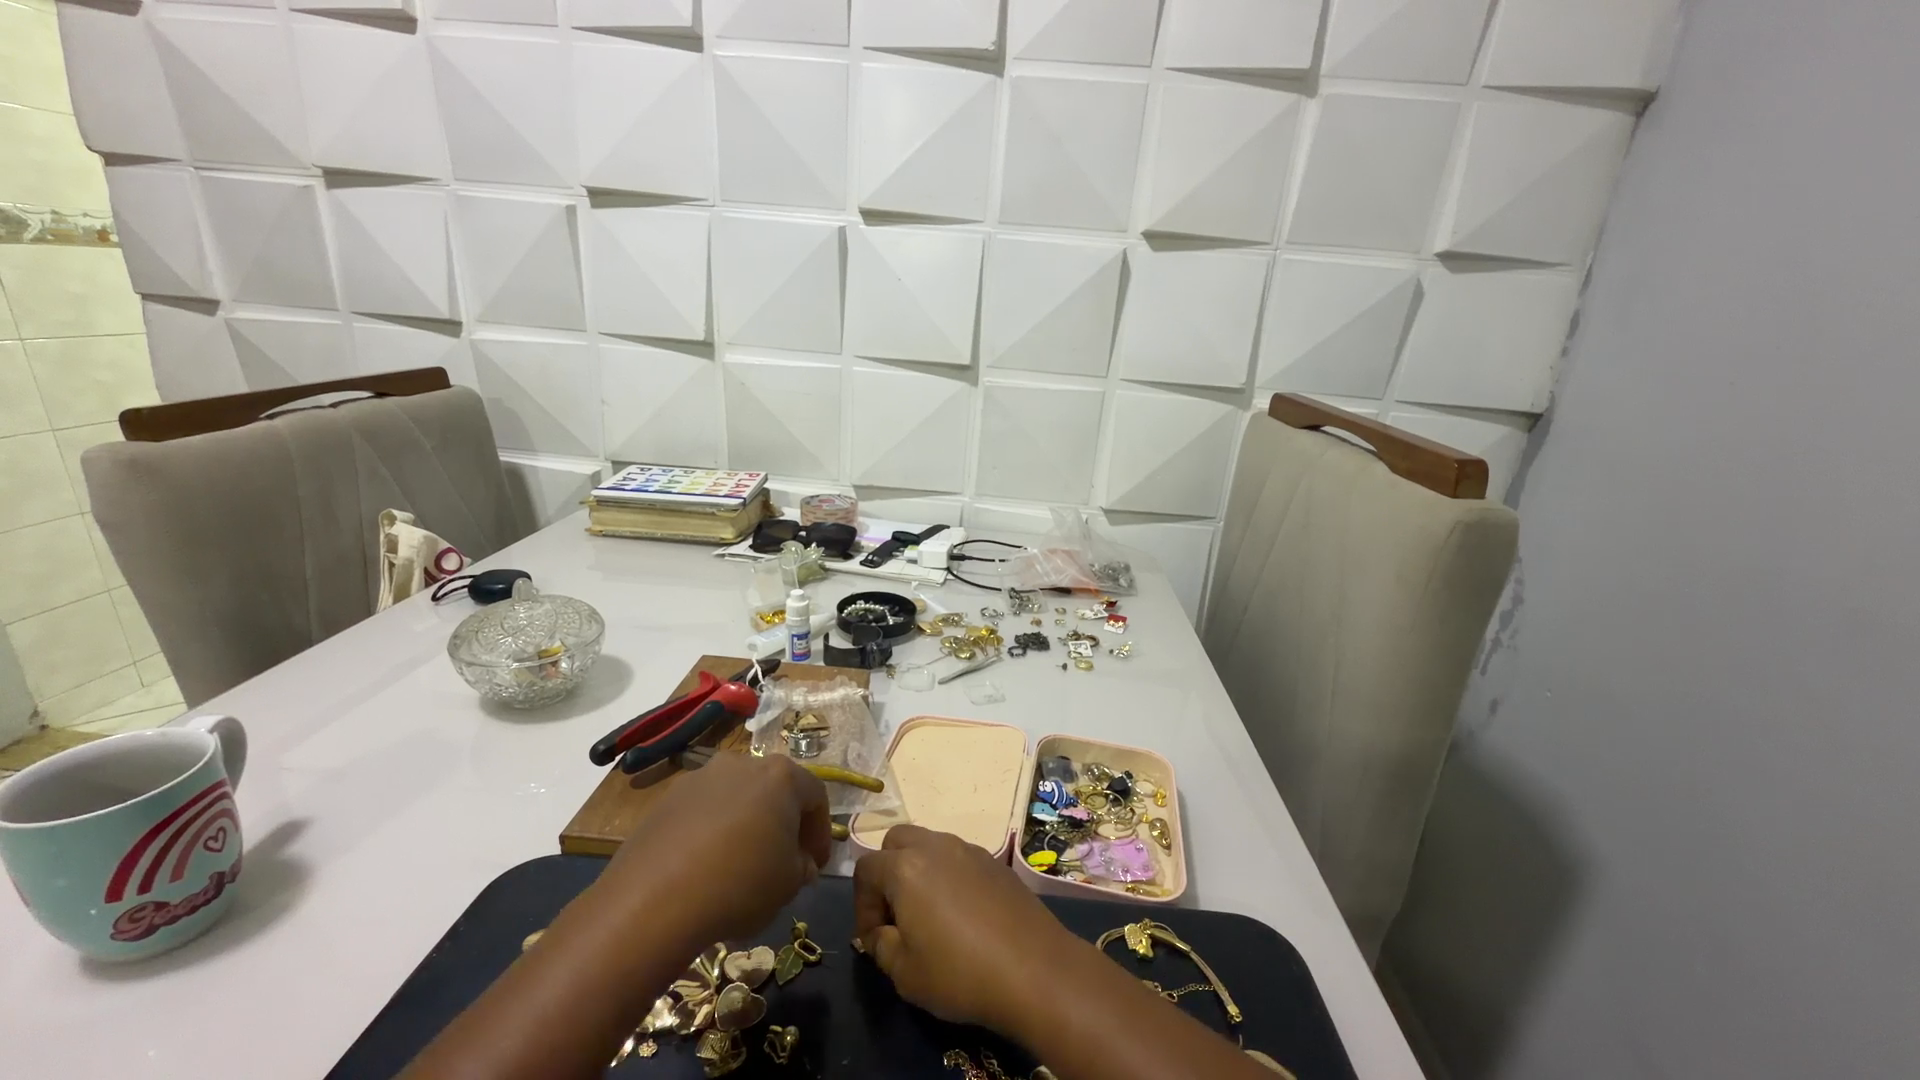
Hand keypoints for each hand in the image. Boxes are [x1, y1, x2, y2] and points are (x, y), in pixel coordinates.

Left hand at [606, 752, 831, 944]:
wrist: (653, 900)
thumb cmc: (740, 883)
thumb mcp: (789, 884)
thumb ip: (802, 866)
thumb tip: (799, 863)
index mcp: (781, 776)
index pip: (816, 796)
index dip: (821, 832)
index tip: (815, 864)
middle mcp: (741, 764)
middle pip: (774, 790)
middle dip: (783, 823)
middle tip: (783, 860)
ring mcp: (699, 778)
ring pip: (736, 798)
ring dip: (745, 824)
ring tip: (740, 864)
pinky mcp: (666, 800)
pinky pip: (703, 812)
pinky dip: (712, 832)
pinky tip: (706, 867)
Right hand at [852, 825, 1078, 1034]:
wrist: (1036, 970)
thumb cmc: (960, 974)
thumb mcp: (904, 973)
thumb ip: (880, 946)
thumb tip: (881, 933)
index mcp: (906, 868)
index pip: (865, 869)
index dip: (861, 905)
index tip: (874, 939)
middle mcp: (937, 847)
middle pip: (896, 841)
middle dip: (887, 873)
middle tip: (896, 915)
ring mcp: (971, 851)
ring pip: (931, 845)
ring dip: (920, 871)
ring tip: (929, 915)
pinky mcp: (998, 864)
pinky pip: (960, 859)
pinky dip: (950, 877)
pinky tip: (963, 916)